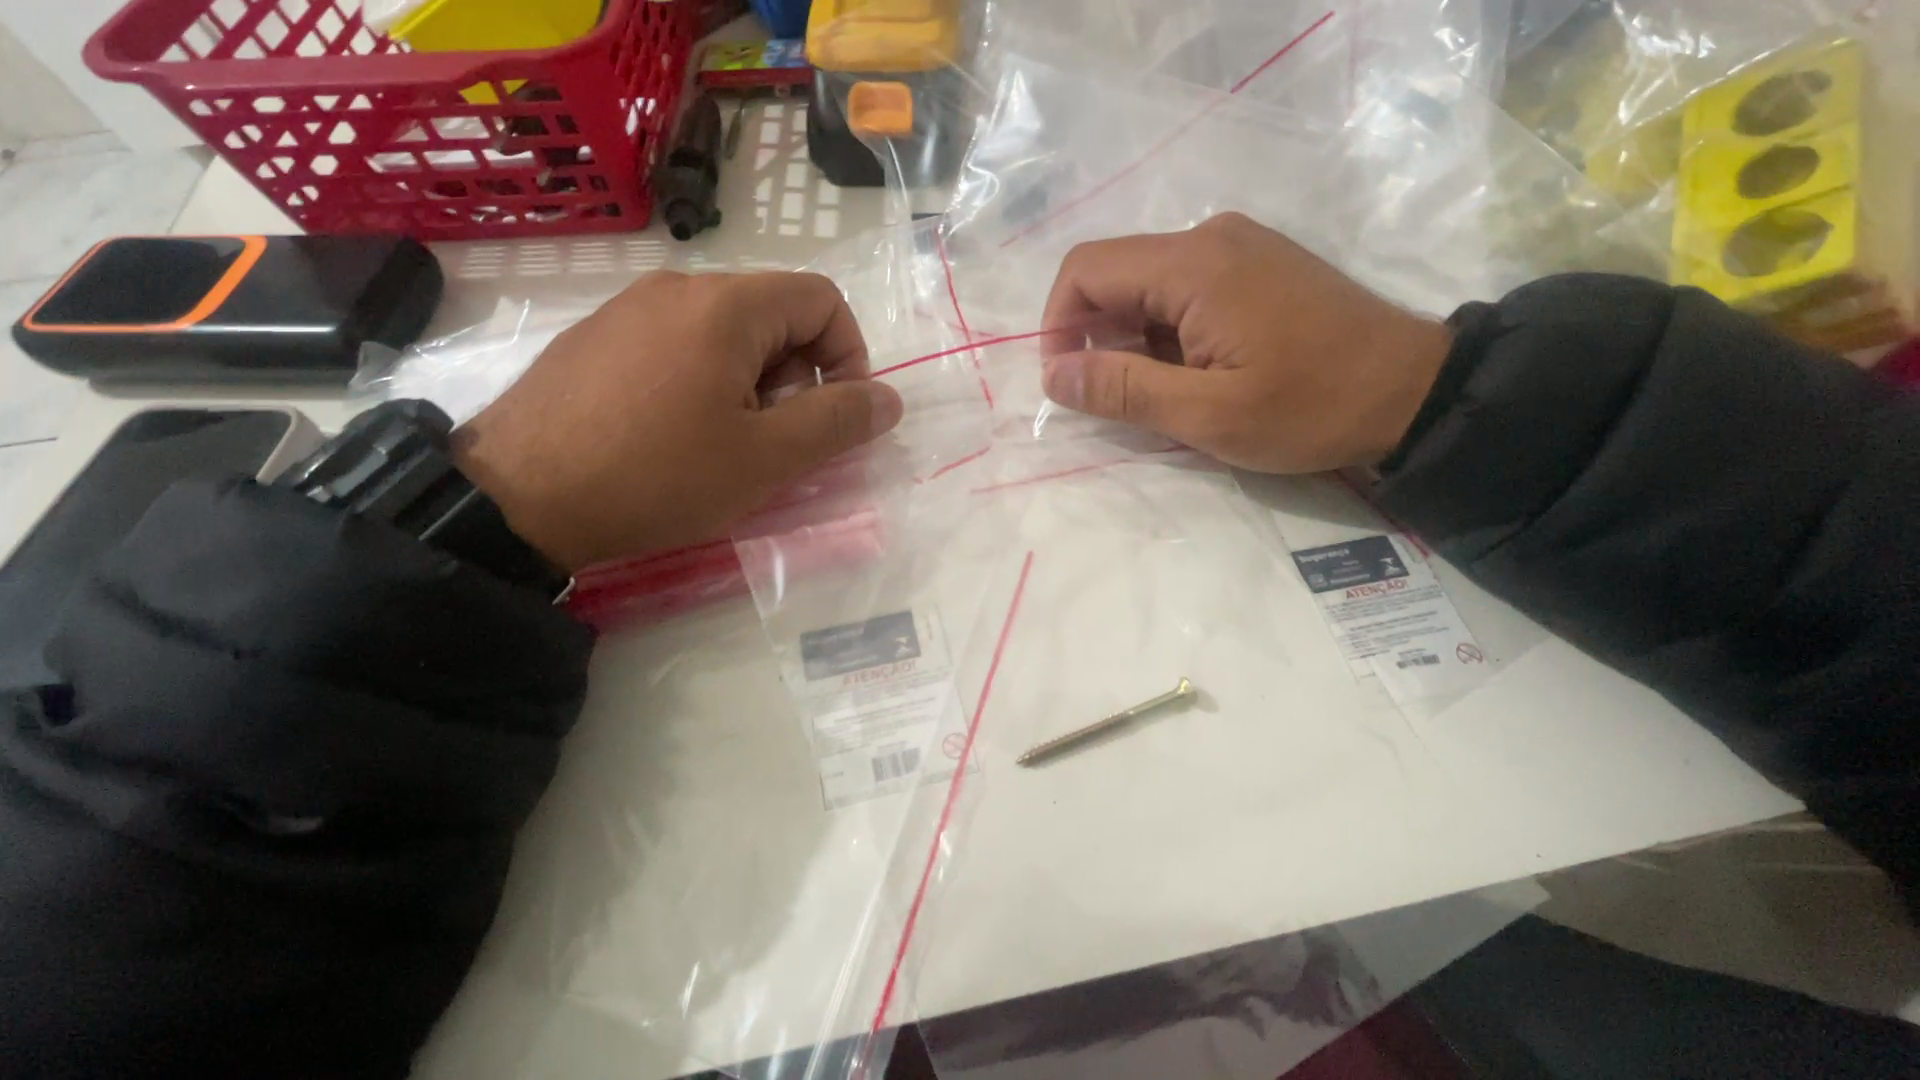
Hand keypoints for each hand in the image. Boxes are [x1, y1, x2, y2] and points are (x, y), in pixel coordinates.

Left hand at [453, 272, 903, 570]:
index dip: (850, 356)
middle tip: (779, 441)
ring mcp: (629, 308)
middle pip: (775, 313)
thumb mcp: (765, 458)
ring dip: (753, 383)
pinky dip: (705, 382)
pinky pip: (677, 345)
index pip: (822, 298)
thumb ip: (838, 423)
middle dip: (800, 375)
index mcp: (727, 304)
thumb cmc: (657, 475)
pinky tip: (676, 436)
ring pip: (726, 332)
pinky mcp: (597, 337)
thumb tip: (888, 399)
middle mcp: (678, 287)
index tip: (837, 418)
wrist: (517, 496)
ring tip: (728, 445)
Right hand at [1040, 213, 1451, 473]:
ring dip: (1133, 339)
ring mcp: (1239, 246)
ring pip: (1148, 284)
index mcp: (1194, 263)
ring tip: (1160, 395)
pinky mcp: (1258, 264)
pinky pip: (1185, 289)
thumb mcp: (1208, 414)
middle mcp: (1211, 236)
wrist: (1415, 392)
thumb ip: (1122, 390)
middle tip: (1113, 401)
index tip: (1066, 383)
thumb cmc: (1311, 407)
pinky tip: (1193, 374)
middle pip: (1115, 273)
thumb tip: (1051, 376)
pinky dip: (1167, 331)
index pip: (1086, 270)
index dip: (1056, 326)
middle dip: (1095, 337)